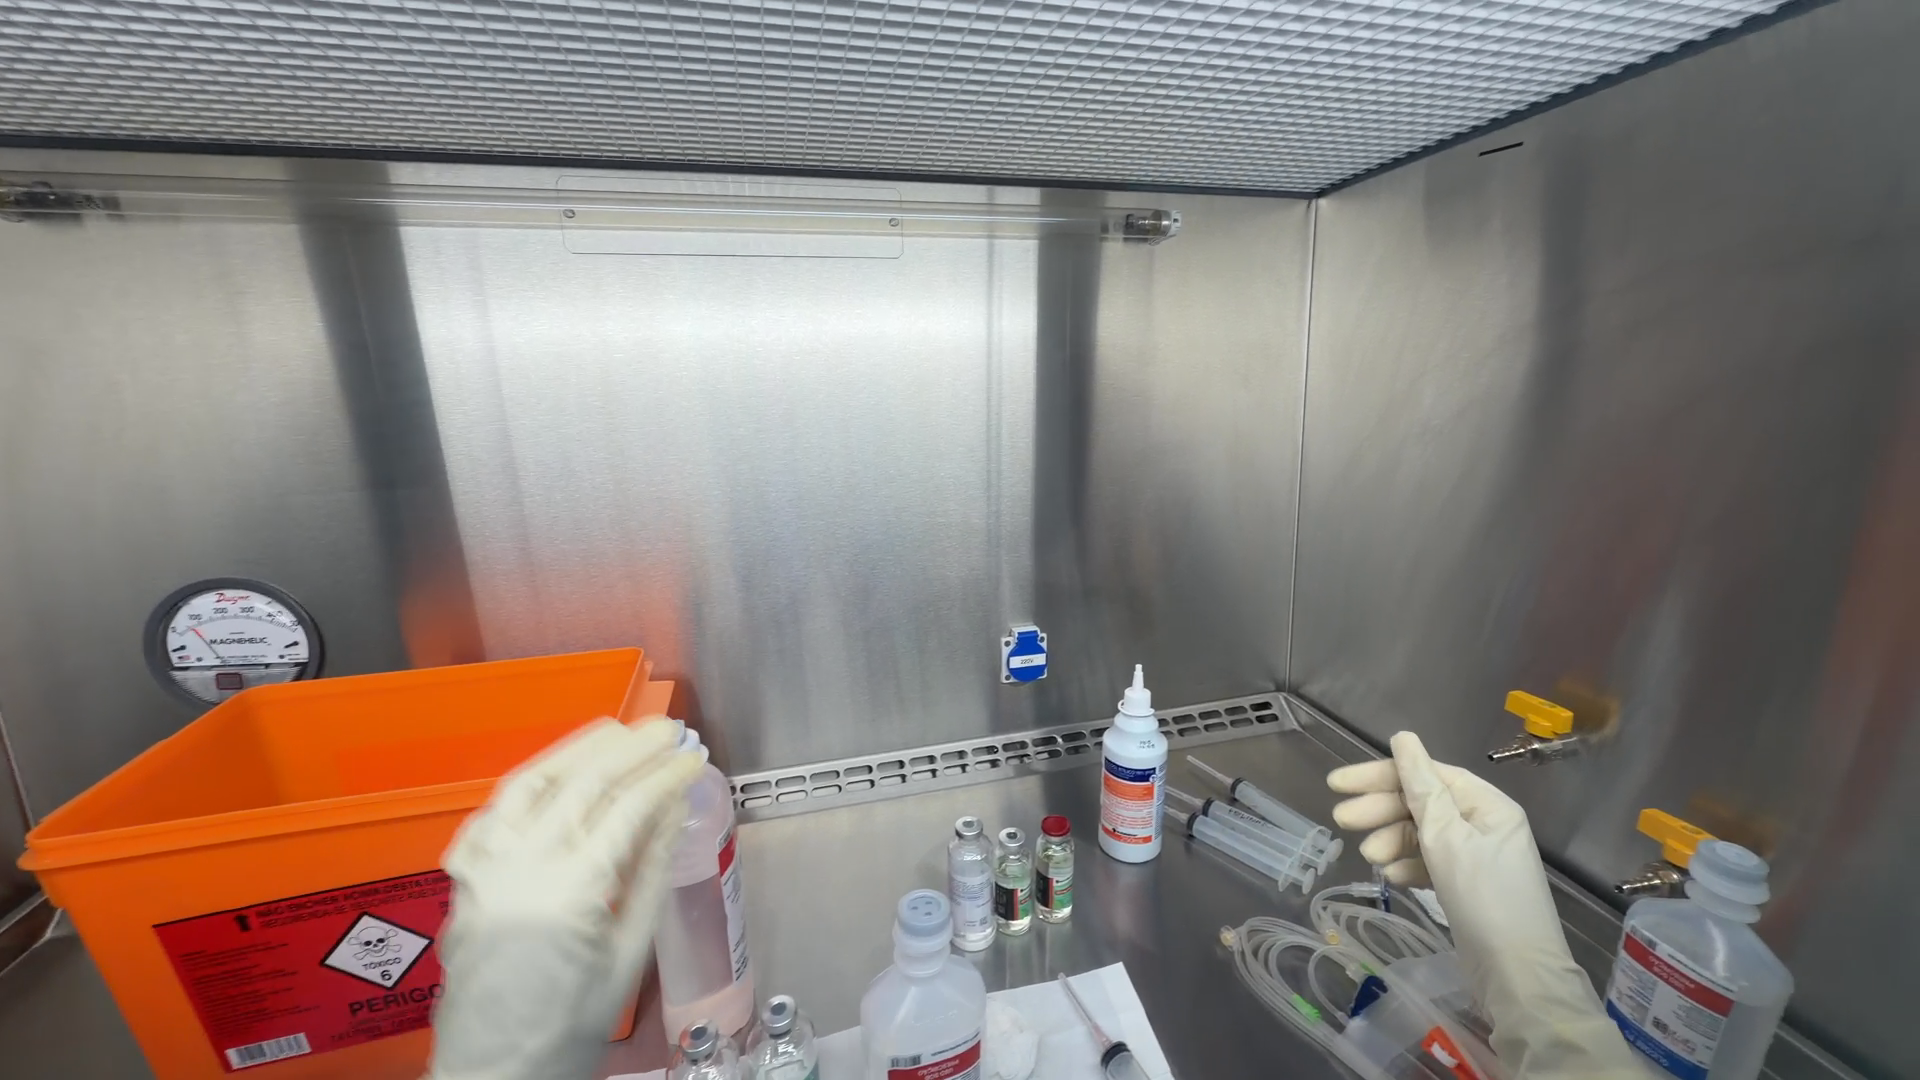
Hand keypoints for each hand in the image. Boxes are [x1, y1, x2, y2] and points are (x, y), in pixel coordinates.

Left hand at [427, 717, 702, 1079]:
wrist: (491, 1079)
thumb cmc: (570, 1027)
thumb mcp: (629, 952)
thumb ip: (651, 872)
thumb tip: (674, 808)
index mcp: (570, 892)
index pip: (628, 808)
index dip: (666, 776)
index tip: (693, 758)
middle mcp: (521, 869)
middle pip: (582, 783)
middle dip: (632, 748)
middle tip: (668, 729)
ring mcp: (484, 870)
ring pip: (530, 784)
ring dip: (576, 750)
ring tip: (615, 731)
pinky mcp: (464, 880)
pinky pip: (491, 814)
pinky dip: (527, 785)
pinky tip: (552, 776)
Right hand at [1328, 733, 1650, 1079]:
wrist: (1518, 978)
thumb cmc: (1483, 898)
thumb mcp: (1445, 837)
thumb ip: (1420, 785)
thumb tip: (1403, 737)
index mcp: (1485, 805)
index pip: (1423, 774)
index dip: (1378, 775)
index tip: (1337, 783)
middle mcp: (1482, 824)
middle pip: (1419, 803)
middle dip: (1379, 812)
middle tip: (1341, 820)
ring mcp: (1474, 855)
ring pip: (1419, 833)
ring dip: (1390, 841)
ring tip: (1370, 858)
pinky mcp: (1465, 884)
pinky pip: (1427, 861)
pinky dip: (1407, 865)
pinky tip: (1393, 877)